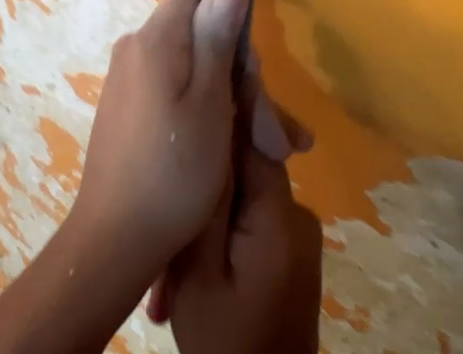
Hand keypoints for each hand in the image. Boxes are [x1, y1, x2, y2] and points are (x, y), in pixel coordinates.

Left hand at [70, 0, 249, 273]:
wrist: (117, 236)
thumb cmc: (173, 171)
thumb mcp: (209, 104)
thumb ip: (216, 40)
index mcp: (153, 40)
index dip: (231, 17)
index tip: (254, 67)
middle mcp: (135, 49)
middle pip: (199, 37)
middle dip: (241, 77)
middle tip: (274, 135)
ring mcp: (128, 80)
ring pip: (193, 71)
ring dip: (233, 103)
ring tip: (270, 151)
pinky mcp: (128, 108)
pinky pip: (175, 93)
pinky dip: (207, 114)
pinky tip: (235, 151)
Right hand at [165, 151, 323, 353]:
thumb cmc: (224, 339)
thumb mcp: (199, 271)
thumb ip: (210, 201)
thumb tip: (215, 132)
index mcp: (279, 216)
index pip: (251, 140)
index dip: (216, 129)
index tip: (179, 135)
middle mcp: (299, 217)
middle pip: (242, 175)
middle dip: (200, 195)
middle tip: (163, 238)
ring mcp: (299, 237)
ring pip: (241, 203)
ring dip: (205, 226)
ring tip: (169, 272)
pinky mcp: (293, 255)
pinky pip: (251, 226)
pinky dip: (221, 244)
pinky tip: (195, 278)